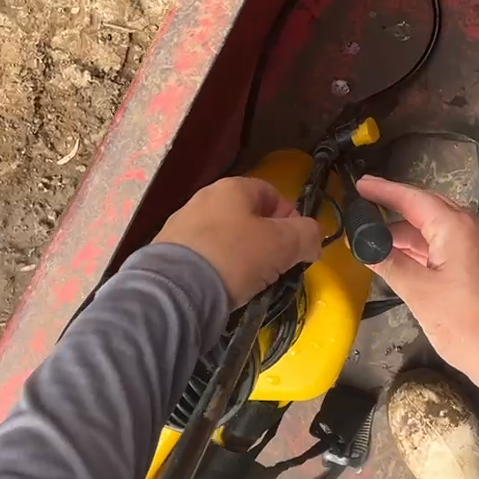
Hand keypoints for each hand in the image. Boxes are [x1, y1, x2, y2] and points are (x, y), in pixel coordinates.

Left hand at [154, 177, 321, 307]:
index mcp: (233, 187)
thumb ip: (307, 235)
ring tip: (248, 282)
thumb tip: (313, 239)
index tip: (296, 246)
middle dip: (266, 239)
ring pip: (225, 237)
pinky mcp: (165, 253)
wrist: (173, 291)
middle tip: (275, 266)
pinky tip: (221, 289)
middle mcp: (204, 198)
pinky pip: (203, 256)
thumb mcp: (284, 244)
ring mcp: (181, 224)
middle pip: (248, 216)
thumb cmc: (235, 257)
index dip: (290, 218)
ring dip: (240, 255)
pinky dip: (216, 269)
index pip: (273, 194)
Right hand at [358, 175, 478, 386]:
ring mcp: (472, 243)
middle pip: (423, 207)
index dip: (384, 191)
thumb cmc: (463, 322)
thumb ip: (389, 263)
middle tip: (362, 204)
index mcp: (455, 226)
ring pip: (431, 227)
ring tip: (370, 235)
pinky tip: (394, 254)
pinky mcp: (473, 261)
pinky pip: (440, 243)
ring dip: (403, 231)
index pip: (412, 198)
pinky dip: (417, 246)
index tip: (360, 184)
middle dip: (392, 207)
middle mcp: (467, 226)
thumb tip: (364, 246)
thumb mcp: (419, 292)